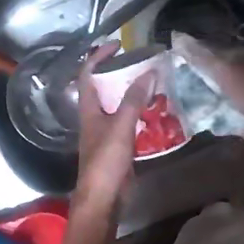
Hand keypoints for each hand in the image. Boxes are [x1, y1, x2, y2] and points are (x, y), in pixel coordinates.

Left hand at [73, 44, 155, 206]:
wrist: (103, 198)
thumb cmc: (106, 161)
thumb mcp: (120, 127)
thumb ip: (133, 100)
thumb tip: (147, 73)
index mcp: (88, 109)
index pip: (88, 74)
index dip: (99, 57)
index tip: (117, 45)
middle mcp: (94, 117)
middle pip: (103, 88)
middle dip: (119, 74)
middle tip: (140, 64)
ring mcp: (105, 132)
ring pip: (117, 105)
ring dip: (131, 93)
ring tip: (152, 84)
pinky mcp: (116, 146)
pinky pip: (128, 122)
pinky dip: (139, 114)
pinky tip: (155, 113)